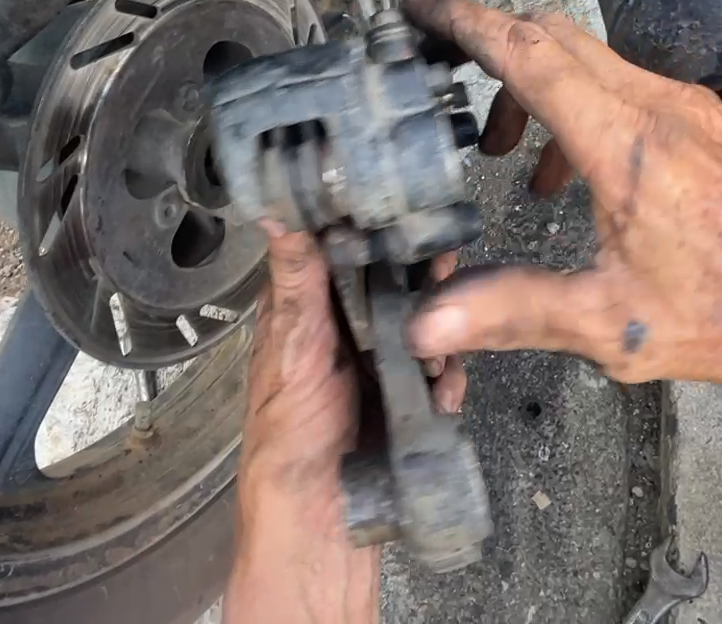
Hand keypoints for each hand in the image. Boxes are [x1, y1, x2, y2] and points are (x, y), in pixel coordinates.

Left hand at [223, 225, 462, 623]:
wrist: (320, 517)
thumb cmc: (290, 429)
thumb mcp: (292, 343)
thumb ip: (296, 278)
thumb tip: (274, 208)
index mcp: (308, 304)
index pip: (342, 245)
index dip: (372, 224)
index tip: (404, 204)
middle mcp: (345, 324)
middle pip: (393, 280)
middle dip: (422, 276)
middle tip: (446, 268)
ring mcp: (379, 357)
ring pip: (423, 320)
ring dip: (440, 328)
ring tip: (439, 350)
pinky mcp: (406, 390)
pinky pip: (438, 367)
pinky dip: (446, 376)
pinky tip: (442, 391)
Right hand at [402, 0, 721, 412]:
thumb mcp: (615, 323)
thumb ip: (512, 311)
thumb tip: (428, 324)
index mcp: (624, 142)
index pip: (527, 54)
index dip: (465, 24)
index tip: (422, 9)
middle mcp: (654, 104)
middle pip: (550, 37)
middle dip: (490, 51)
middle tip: (446, 80)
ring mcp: (684, 106)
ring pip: (584, 58)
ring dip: (532, 86)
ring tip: (504, 152)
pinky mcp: (703, 121)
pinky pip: (619, 86)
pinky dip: (574, 107)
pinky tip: (568, 175)